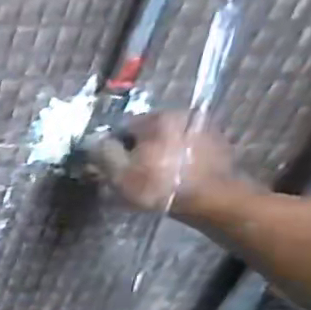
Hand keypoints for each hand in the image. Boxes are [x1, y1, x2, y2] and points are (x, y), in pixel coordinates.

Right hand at [85, 111, 240, 215]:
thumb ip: (104, 154)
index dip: (113, 147)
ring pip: (168, 136)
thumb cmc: (160, 187)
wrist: (210, 197)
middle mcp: (179, 112)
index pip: (122, 126)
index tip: (112, 166)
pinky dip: (178, 155)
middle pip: (147, 130)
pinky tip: (176, 173)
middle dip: (137, 148)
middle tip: (134, 173)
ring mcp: (201, 123)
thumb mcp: (121, 176)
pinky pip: (186, 144)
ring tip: (157, 175)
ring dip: (159, 151)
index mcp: (154, 118)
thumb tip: (94, 141)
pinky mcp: (215, 138)